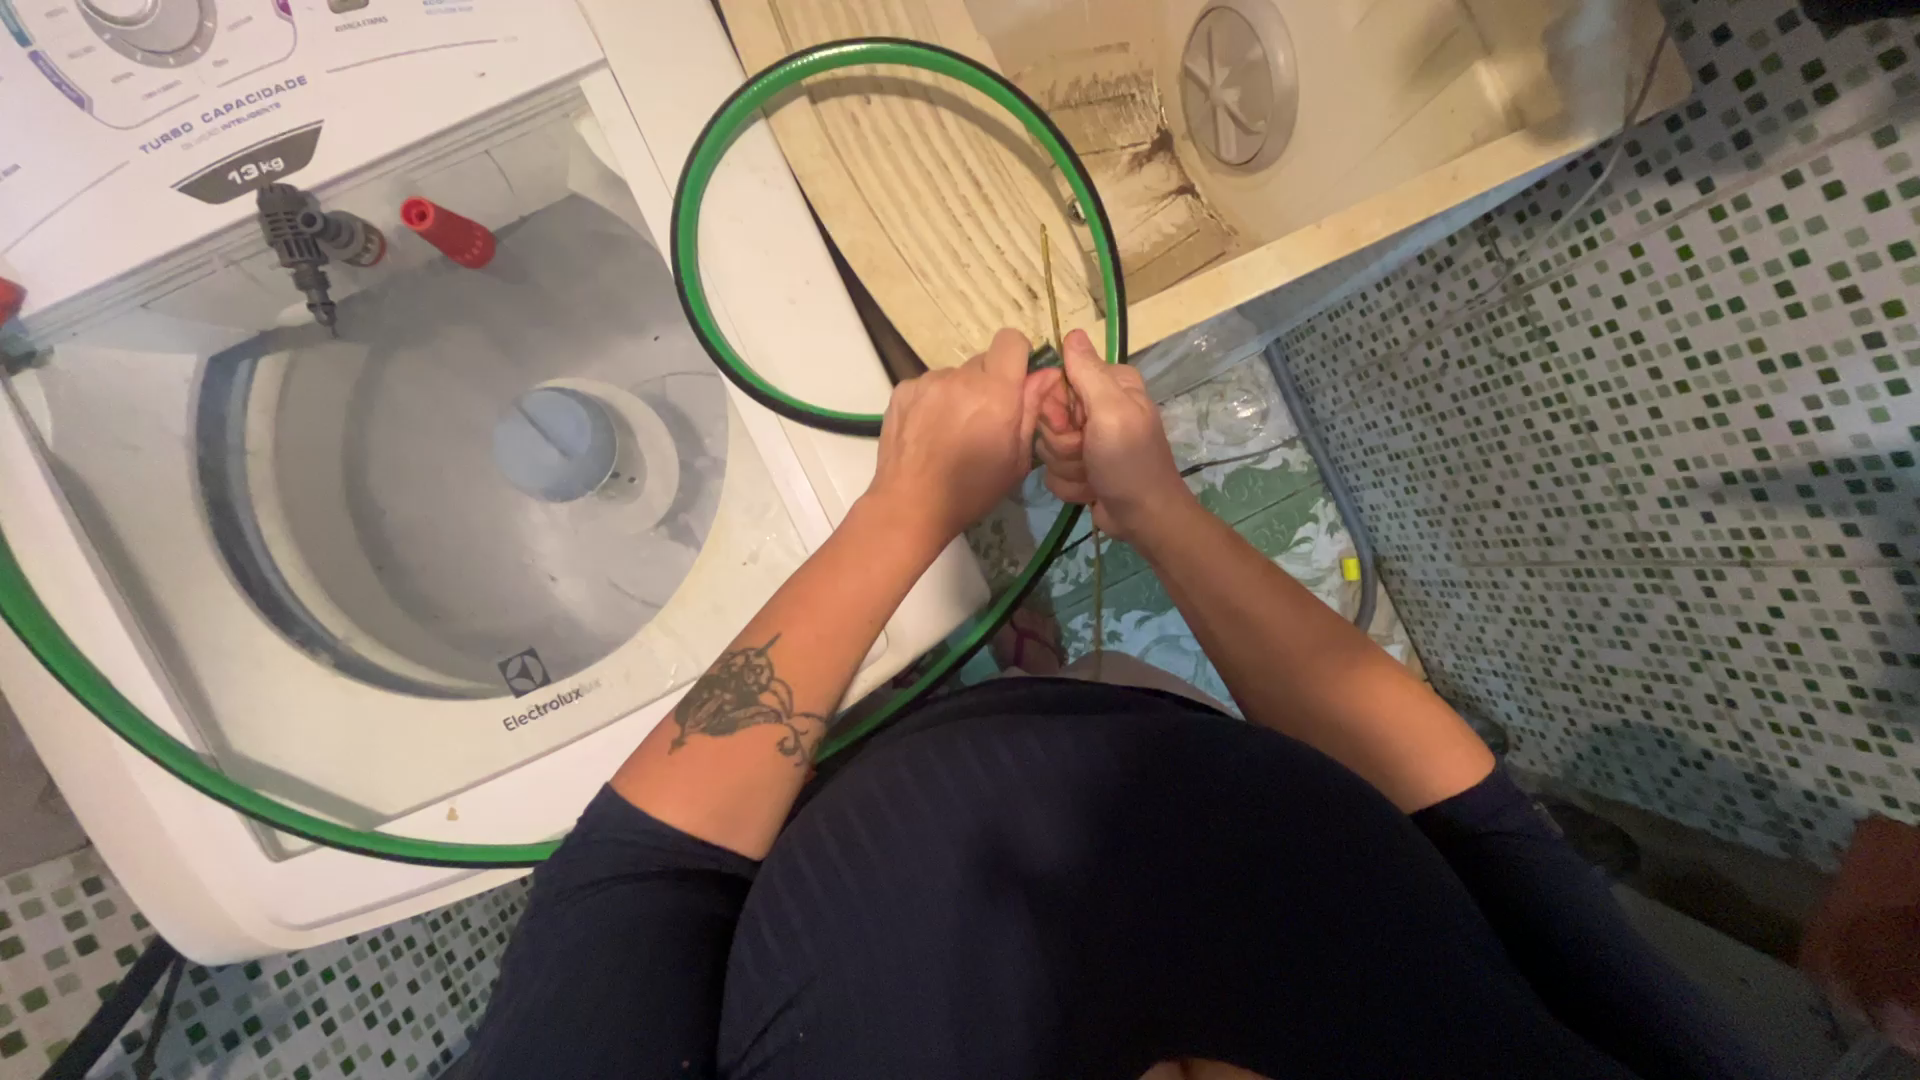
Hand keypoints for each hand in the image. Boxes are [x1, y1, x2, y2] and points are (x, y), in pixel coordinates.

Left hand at [867, 328, 1053, 545]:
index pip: (1011, 340)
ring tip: (950, 432)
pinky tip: (928, 432)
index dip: (1017, 357)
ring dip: (959, 394)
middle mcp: (960, 377)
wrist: (910, 505)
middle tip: (983, 420)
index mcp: (995, 392)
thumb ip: (1032, 410)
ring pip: (954, 375)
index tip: (1015, 383)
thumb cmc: (972, 491)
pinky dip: (933, 402)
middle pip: (983, 361)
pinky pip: (927, 386)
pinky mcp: (902, 391)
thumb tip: (1047, 375)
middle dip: (989, 383)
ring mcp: (927, 382)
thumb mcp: (1016, 460)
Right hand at [1033, 328, 1193, 541]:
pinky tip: (1091, 488)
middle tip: (1087, 452)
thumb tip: (1073, 332)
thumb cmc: (1129, 462)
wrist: (1142, 517)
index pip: (1056, 381)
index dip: (1057, 407)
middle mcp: (1098, 407)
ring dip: (1067, 466)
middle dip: (1063, 442)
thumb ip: (1088, 373)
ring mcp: (1088, 440)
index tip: (1074, 424)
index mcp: (1110, 385)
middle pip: (1049, 417)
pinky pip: (1053, 472)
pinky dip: (1070, 484)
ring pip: (1048, 447)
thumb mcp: (1110, 412)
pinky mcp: (1081, 467)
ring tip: (1093, 473)